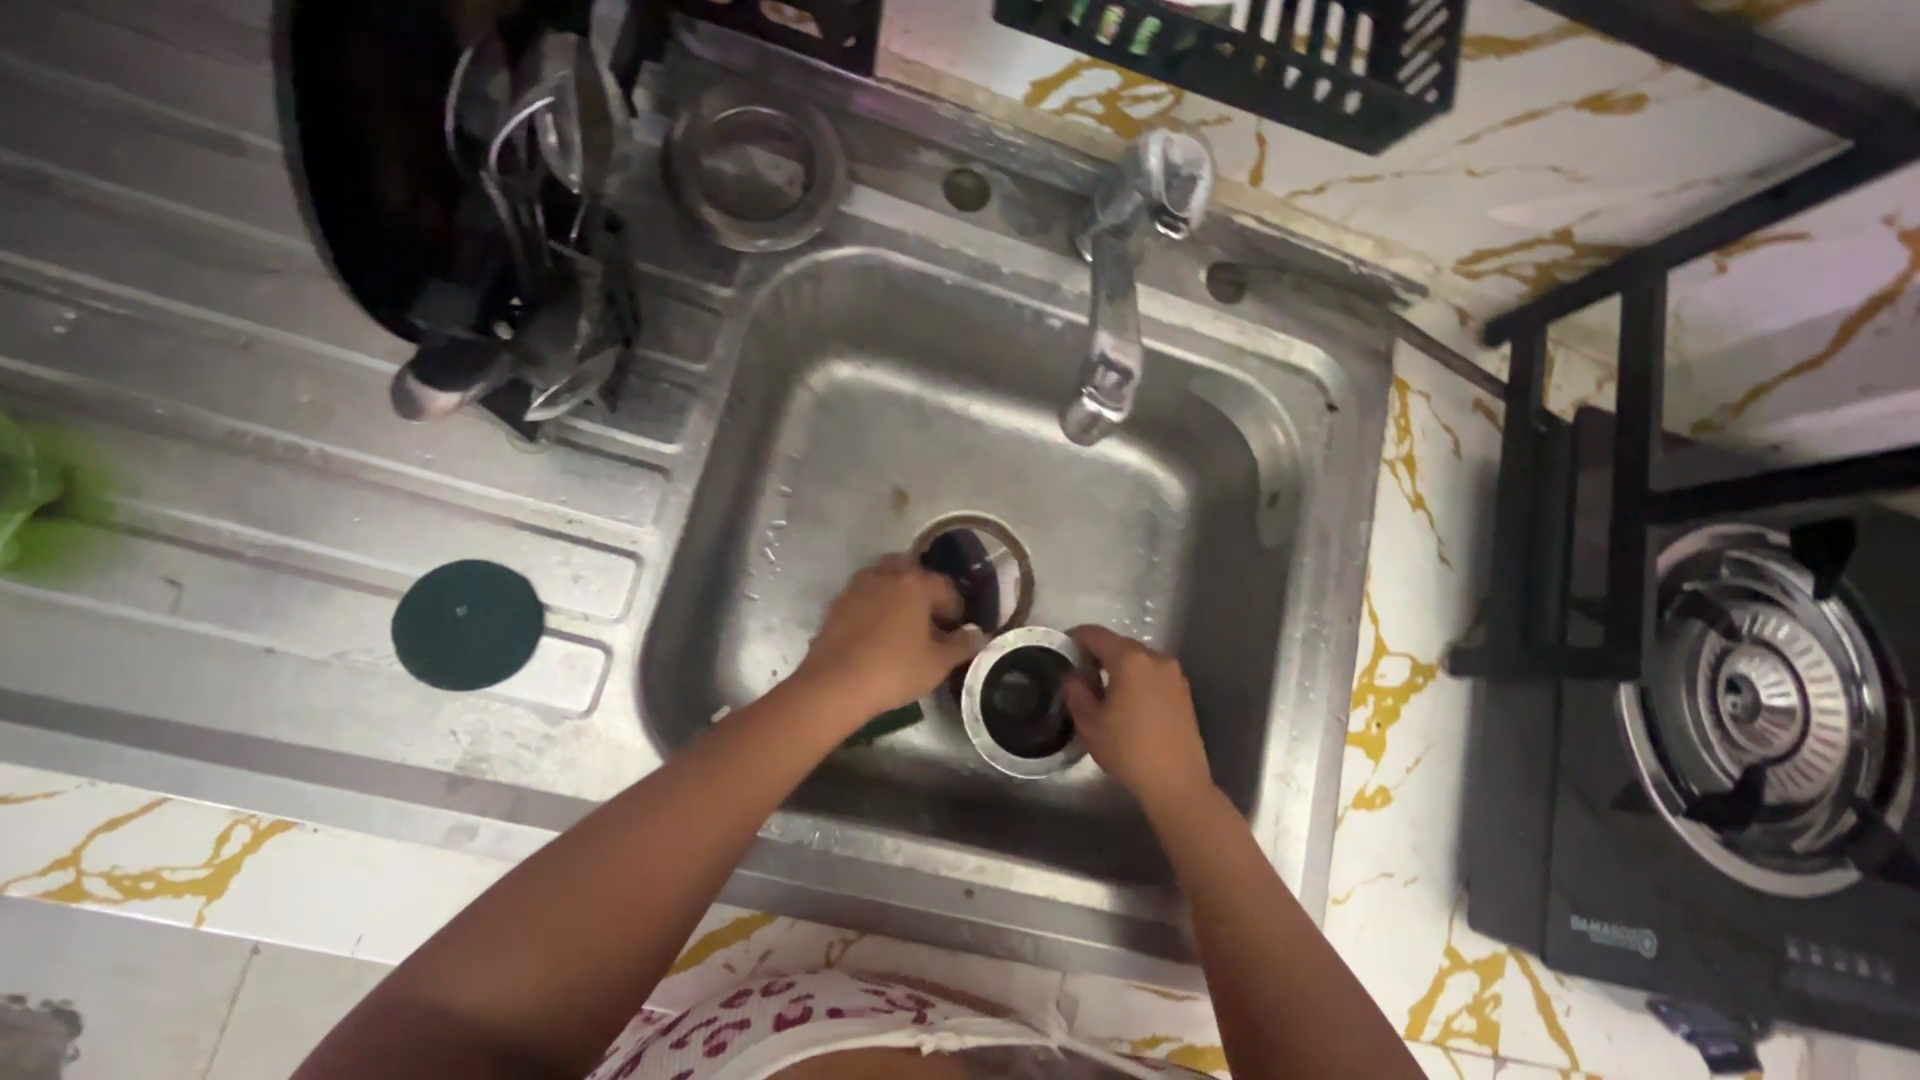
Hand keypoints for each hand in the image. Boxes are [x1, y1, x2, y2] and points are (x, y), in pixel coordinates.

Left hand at [790, 554, 987, 724]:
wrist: (834, 685)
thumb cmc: (893, 670)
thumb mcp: (937, 664)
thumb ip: (962, 645)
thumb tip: (978, 634)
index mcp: (915, 583)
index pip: (946, 587)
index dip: (957, 609)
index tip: (957, 631)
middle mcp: (886, 575)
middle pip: (913, 573)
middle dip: (926, 592)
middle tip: (931, 621)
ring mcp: (857, 586)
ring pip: (886, 579)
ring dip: (899, 594)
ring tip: (904, 624)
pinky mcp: (837, 603)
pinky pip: (865, 595)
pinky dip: (876, 605)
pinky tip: (878, 633)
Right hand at [1063, 625, 1212, 808]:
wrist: (1176, 781)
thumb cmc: (1127, 749)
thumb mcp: (1089, 723)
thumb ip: (1076, 692)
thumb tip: (1074, 676)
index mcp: (1130, 660)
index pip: (1096, 634)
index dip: (1076, 637)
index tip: (1063, 649)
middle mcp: (1156, 658)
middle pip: (1120, 645)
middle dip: (1099, 654)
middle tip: (1081, 674)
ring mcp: (1174, 675)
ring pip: (1139, 660)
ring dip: (1120, 667)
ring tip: (1104, 691)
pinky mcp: (1184, 692)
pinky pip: (1153, 675)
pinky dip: (1138, 680)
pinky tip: (1129, 703)